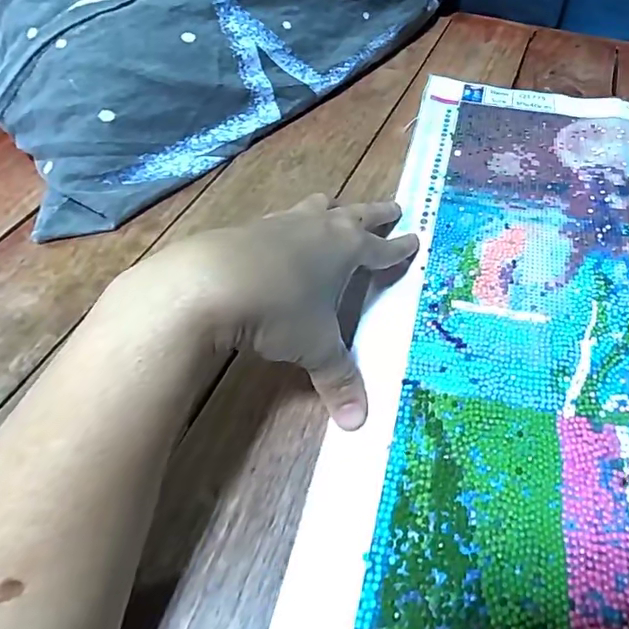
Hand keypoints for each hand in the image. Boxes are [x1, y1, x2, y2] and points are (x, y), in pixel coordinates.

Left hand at [125, 194, 418, 430]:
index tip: (416, 239)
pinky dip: (291, 221)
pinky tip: (281, 230)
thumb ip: (338, 380)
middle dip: (378, 214)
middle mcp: (321, 228)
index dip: (400, 249)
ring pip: (317, 206)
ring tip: (336, 206)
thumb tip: (359, 423)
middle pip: (358, 215)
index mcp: (347, 250)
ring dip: (332, 207)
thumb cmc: (278, 311)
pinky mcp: (252, 226)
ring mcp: (285, 222)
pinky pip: (281, 217)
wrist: (211, 282)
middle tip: (394, 208)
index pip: (382, 250)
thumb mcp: (314, 348)